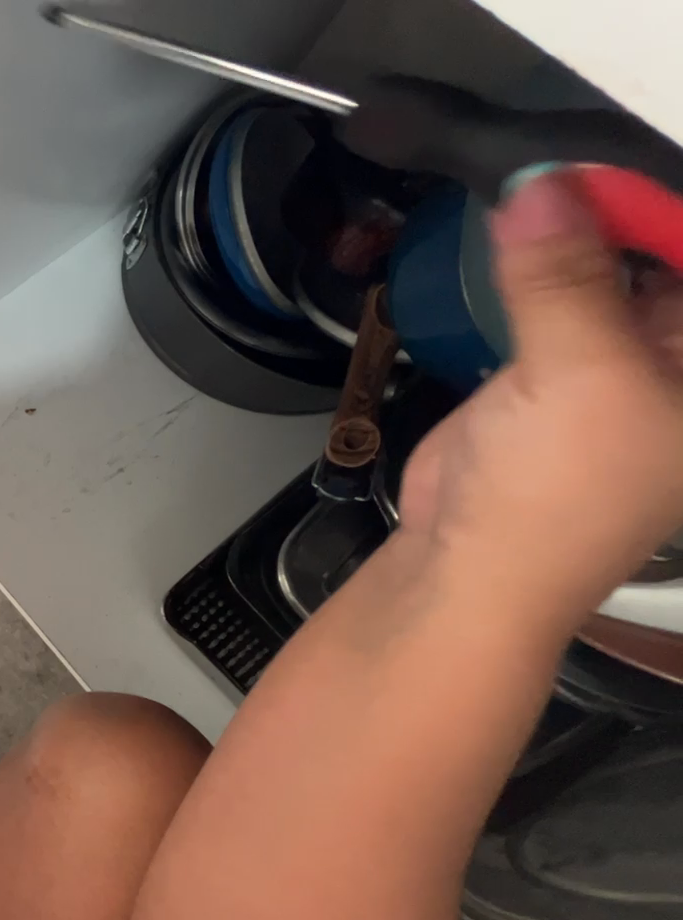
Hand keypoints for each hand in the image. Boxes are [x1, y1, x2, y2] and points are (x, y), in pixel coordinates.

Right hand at [397, 169, 682, 617]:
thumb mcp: (579, 374)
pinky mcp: (557, 365)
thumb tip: (538, 189)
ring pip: (621, 267)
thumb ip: (561, 281)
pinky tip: (525, 229)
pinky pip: (562, 296)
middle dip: (636, 204)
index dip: (675, 205)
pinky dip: (542, 263)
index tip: (622, 156)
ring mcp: (626, 354)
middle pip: (677, 252)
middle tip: (579, 154)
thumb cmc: (560, 490)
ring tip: (547, 179)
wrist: (471, 552)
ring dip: (586, 228)